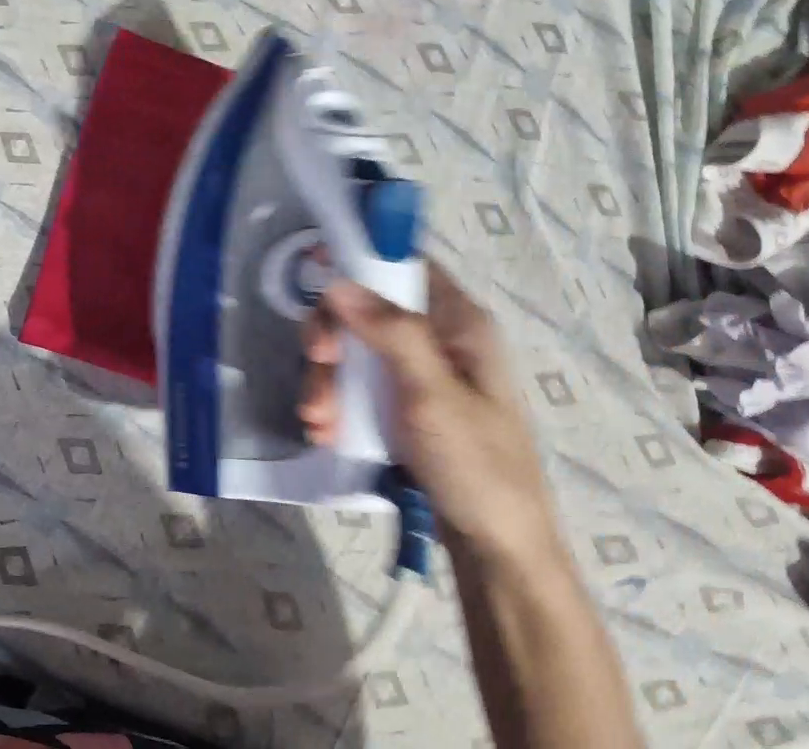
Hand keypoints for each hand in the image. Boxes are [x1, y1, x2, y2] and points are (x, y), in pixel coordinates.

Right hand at [299, 263, 558, 558]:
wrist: (496, 548)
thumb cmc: (476, 465)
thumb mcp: (432, 395)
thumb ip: (390, 333)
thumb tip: (337, 280)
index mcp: (459, 324)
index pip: (403, 265)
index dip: (358, 259)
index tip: (313, 272)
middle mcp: (437, 340)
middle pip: (363, 310)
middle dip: (330, 338)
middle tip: (318, 365)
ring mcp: (416, 376)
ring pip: (350, 351)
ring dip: (324, 381)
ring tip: (318, 422)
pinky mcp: (398, 407)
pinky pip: (352, 388)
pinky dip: (332, 405)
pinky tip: (325, 433)